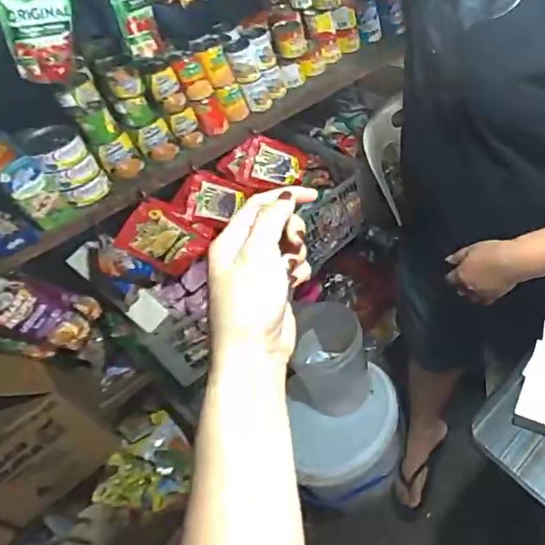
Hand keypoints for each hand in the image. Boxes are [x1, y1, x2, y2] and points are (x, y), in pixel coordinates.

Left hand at [207, 187, 317, 362]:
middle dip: (291, 228)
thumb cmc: (251, 301)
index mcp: (230, 241)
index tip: (314, 194)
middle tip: (295, 243)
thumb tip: (286, 197)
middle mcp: (241, 253)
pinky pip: (291, 267)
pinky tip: (296, 282)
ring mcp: (258, 272)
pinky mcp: (273, 288)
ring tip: (293, 268)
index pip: (258, 205)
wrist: (254, 349)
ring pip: (286, 245)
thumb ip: (272, 219)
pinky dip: (298, 270)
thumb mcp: (259, 252)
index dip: (285, 195)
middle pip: (274, 223)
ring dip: (296, 251)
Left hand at [445, 239, 524, 303]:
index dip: (452, 275)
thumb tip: (448, 261)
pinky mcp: (493, 297)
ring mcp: (481, 294)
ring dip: (471, 292)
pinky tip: (485, 291)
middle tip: (466, 277)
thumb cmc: (492, 251)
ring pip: (471, 298)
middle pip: (460, 289)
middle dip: (461, 284)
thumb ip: (459, 256)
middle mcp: (468, 287)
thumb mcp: (472, 248)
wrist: (512, 261)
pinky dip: (482, 297)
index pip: (450, 279)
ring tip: (475, 286)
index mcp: (461, 274)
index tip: (456, 272)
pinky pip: (484, 301)